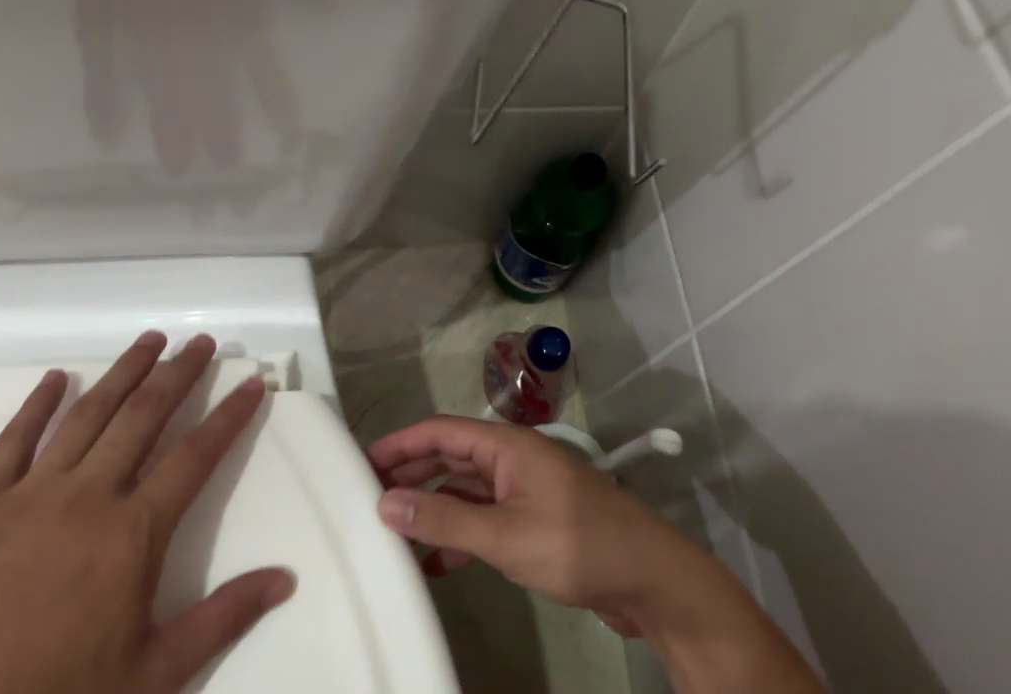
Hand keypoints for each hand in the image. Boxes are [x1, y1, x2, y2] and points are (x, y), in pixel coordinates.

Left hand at [0, 333, 294, 693]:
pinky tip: (56, 379)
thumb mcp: (154, 674)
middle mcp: (87, 497)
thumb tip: (286, 578)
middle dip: (178, 374)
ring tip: (149, 340)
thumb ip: (223, 618)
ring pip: (86, 415)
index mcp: (134, 533)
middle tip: (201, 341)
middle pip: (144, 417)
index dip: (229, 416)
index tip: (252, 383)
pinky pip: (13, 442)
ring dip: (122, 373)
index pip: (196, 456)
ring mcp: (29, 496)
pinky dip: (37, 405)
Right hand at [366, 415, 705, 631]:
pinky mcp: (536, 522)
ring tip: (392, 531)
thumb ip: (445, 519)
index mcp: (509, 446)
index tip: (360, 461)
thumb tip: (386, 500)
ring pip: (467, 491)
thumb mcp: (505, 535)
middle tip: (367, 497)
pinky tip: (435, 564)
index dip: (400, 444)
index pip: (442, 432)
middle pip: (452, 458)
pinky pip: (486, 520)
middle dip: (411, 475)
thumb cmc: (577, 545)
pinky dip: (459, 537)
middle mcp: (515, 460)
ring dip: (433, 509)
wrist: (649, 579)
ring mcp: (527, 491)